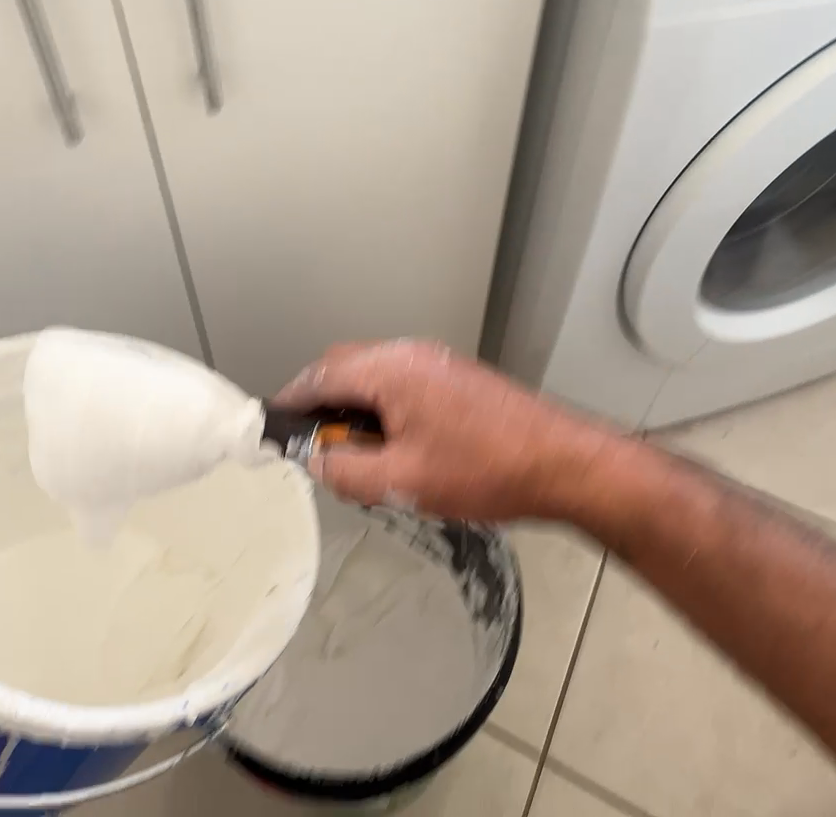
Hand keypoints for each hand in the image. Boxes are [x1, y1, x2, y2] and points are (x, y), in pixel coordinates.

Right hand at [275, 340, 614, 521]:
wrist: (563, 463)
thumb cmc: (484, 470)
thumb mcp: (403, 481)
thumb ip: (346, 470)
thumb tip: (316, 460)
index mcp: (389, 370)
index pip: (320, 374)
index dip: (290, 401)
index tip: (272, 427)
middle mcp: (409, 354)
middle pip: (344, 367)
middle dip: (321, 403)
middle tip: (315, 446)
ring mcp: (435, 362)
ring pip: (374, 375)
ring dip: (354, 407)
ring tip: (355, 454)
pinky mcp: (455, 377)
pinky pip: (401, 382)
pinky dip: (382, 407)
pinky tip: (393, 445)